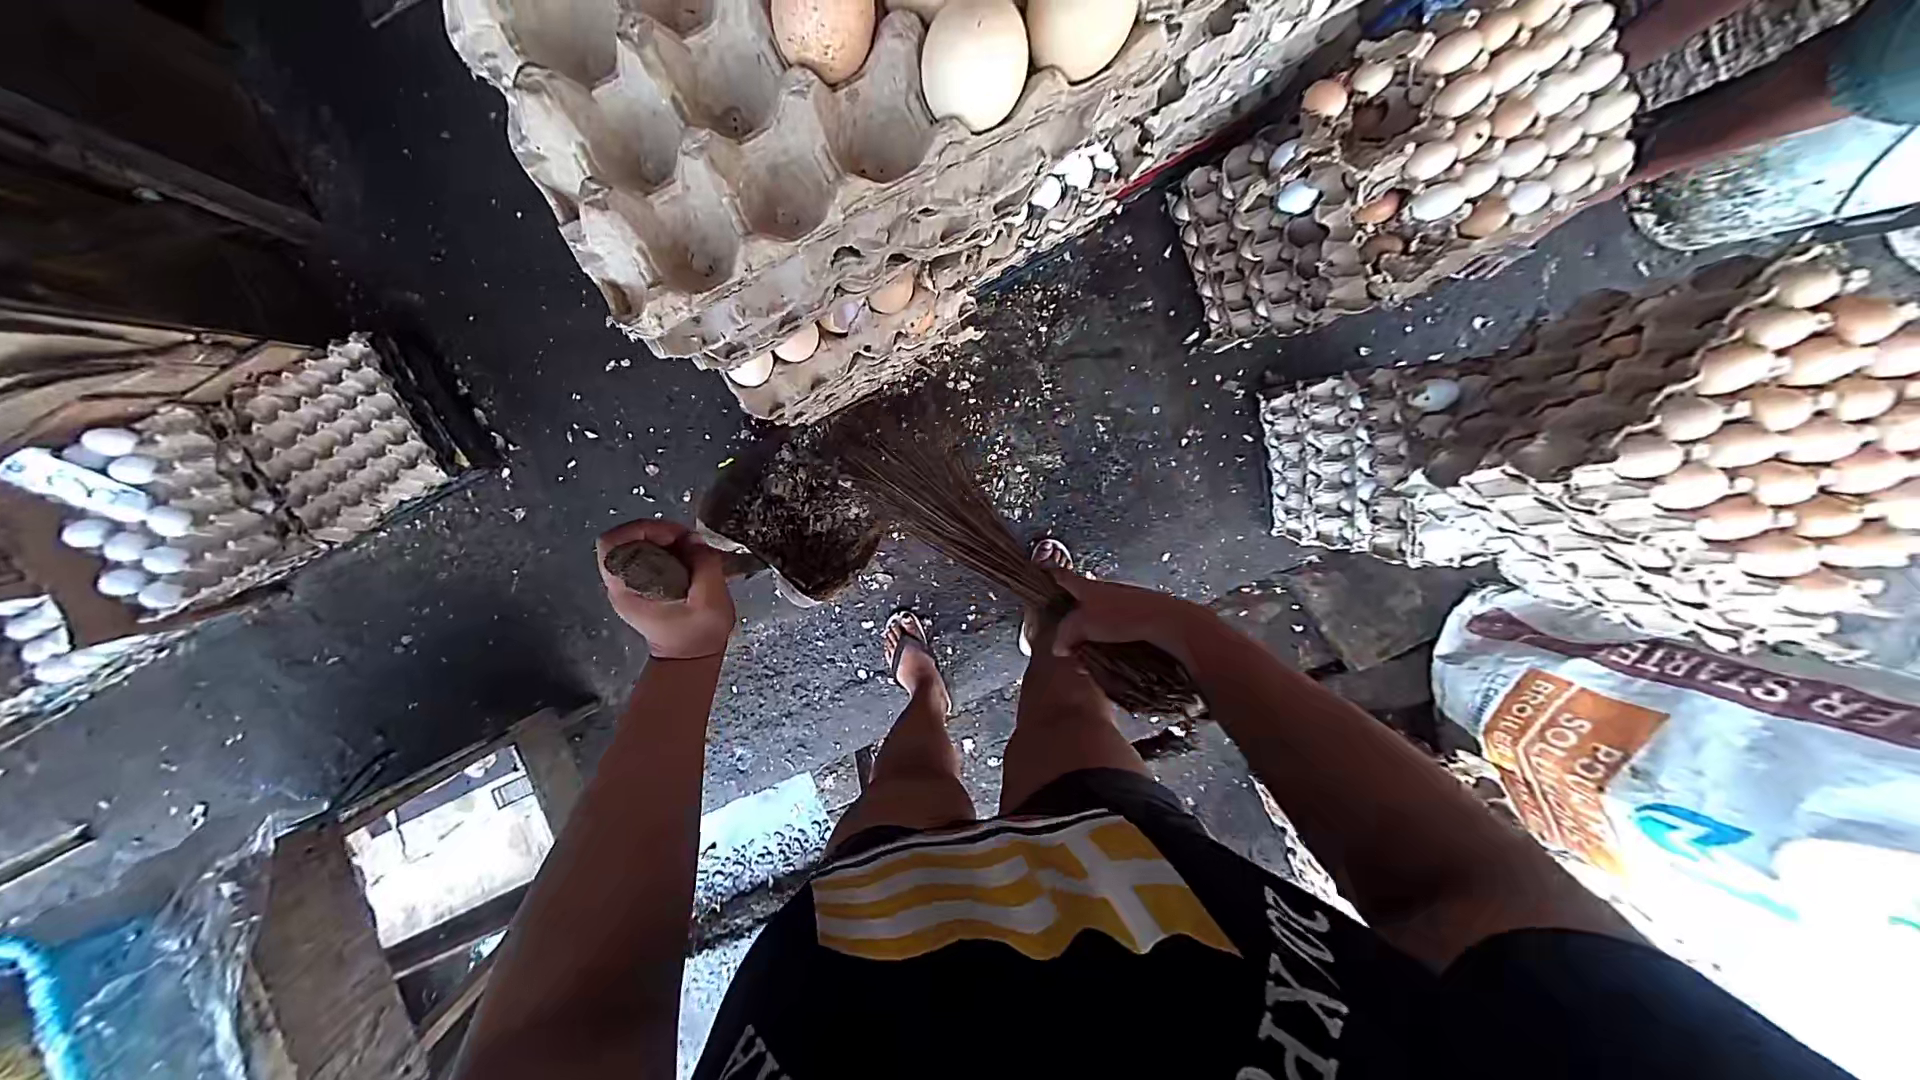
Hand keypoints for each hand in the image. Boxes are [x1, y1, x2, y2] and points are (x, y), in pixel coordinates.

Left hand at [595, 519, 735, 659]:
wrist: (690, 659)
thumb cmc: (698, 634)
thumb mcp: (711, 599)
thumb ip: (705, 565)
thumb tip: (695, 540)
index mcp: (627, 588)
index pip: (612, 543)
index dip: (642, 529)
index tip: (674, 536)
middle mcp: (621, 584)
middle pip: (623, 539)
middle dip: (658, 532)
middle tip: (687, 541)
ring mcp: (628, 585)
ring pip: (636, 545)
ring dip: (665, 541)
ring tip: (691, 550)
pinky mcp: (641, 585)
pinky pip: (646, 556)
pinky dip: (667, 551)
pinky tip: (688, 560)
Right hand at [1048, 568, 1219, 665]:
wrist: (1165, 622)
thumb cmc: (1124, 616)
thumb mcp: (1082, 626)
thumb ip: (1065, 635)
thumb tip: (1058, 647)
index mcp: (1088, 587)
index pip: (1063, 577)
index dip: (1052, 575)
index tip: (1045, 571)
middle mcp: (1104, 591)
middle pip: (1080, 599)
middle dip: (1072, 615)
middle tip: (1064, 634)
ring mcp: (1122, 603)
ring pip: (1098, 615)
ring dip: (1091, 631)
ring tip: (1087, 650)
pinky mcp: (1136, 618)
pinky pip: (1114, 627)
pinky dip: (1107, 638)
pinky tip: (1108, 652)